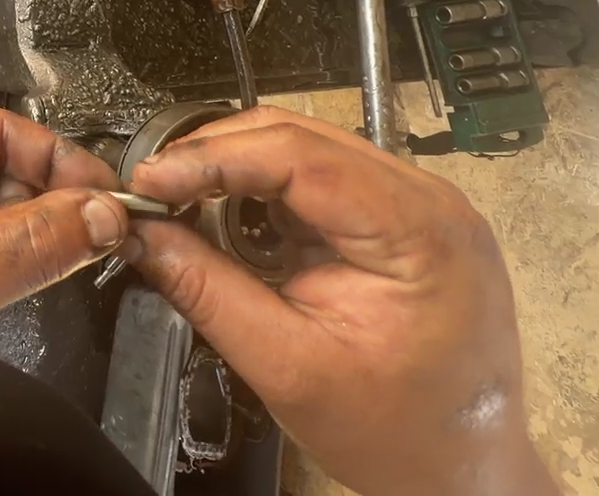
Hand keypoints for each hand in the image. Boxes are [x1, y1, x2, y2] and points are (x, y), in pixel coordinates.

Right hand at [127, 107, 555, 495]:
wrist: (461, 475)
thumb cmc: (393, 433)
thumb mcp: (284, 365)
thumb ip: (204, 289)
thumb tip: (137, 232)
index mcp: (418, 232)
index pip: (298, 156)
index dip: (212, 156)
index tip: (150, 179)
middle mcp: (424, 199)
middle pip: (295, 136)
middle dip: (213, 153)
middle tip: (155, 186)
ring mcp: (411, 202)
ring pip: (296, 144)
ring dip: (230, 164)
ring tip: (179, 195)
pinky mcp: (390, 213)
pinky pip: (307, 172)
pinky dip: (254, 183)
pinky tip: (224, 208)